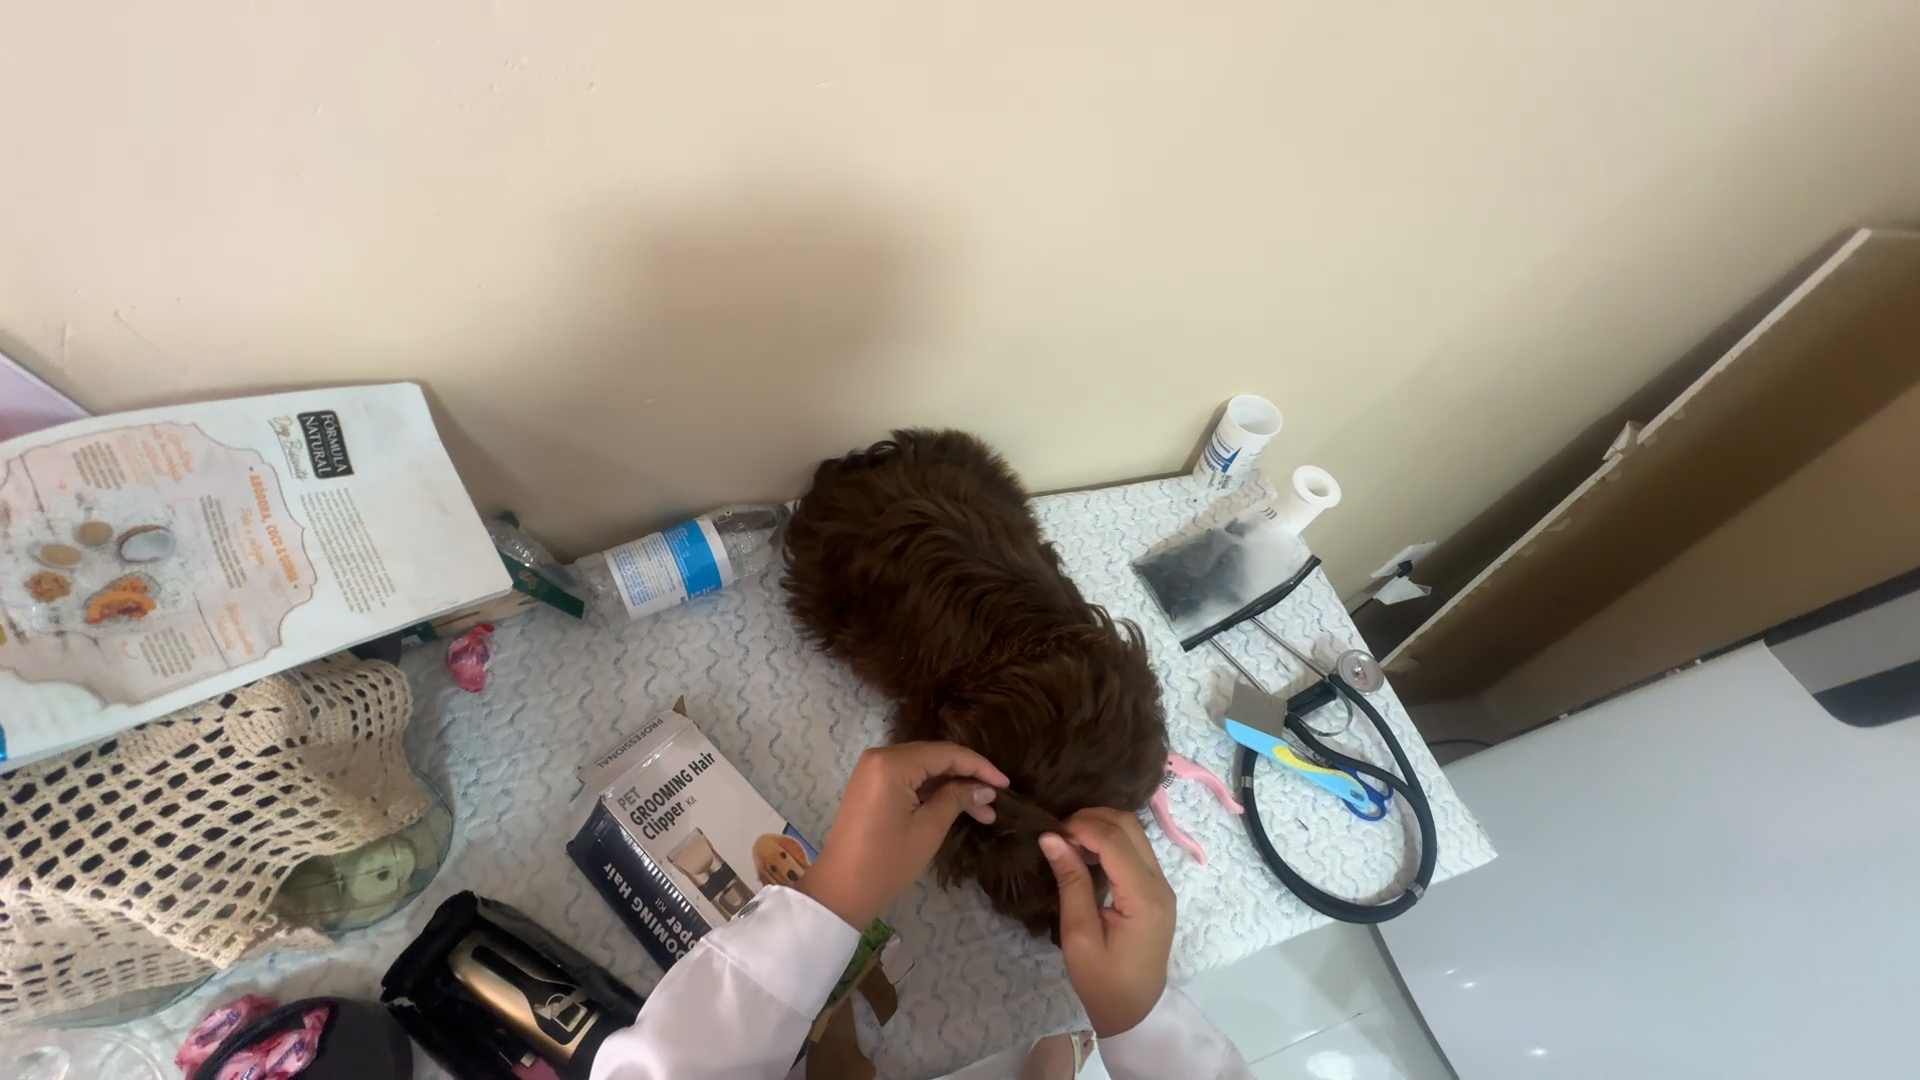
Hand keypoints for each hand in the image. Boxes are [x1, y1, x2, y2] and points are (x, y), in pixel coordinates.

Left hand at [798, 742, 1008, 927]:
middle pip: (935, 757)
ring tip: (983, 812)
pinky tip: (956, 807)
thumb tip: (985, 787)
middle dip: (967, 777)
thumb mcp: (928, 830)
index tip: (1005, 784)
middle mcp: (880, 757)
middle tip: (995, 800)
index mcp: (892, 763)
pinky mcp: (871, 785)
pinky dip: (932, 791)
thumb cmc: (885, 863)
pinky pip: (909, 779)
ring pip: (924, 769)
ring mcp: (873, 770)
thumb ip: (956, 799)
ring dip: (952, 786)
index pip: (946, 753)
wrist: (839, 893)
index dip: (979, 766)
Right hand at [1041, 808, 1176, 1037]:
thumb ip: (1070, 882)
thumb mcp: (1078, 937)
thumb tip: (1051, 838)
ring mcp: (1162, 884)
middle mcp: (1160, 884)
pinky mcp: (1157, 888)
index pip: (1114, 840)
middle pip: (1129, 825)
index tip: (1051, 834)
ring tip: (1070, 841)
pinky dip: (1110, 839)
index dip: (1081, 827)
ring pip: (1134, 831)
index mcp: (1144, 898)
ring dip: (1101, 826)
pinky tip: (1087, 852)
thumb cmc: (1103, 983)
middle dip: (1091, 819)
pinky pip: (1135, 847)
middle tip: (1060, 834)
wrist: (1136, 1014)